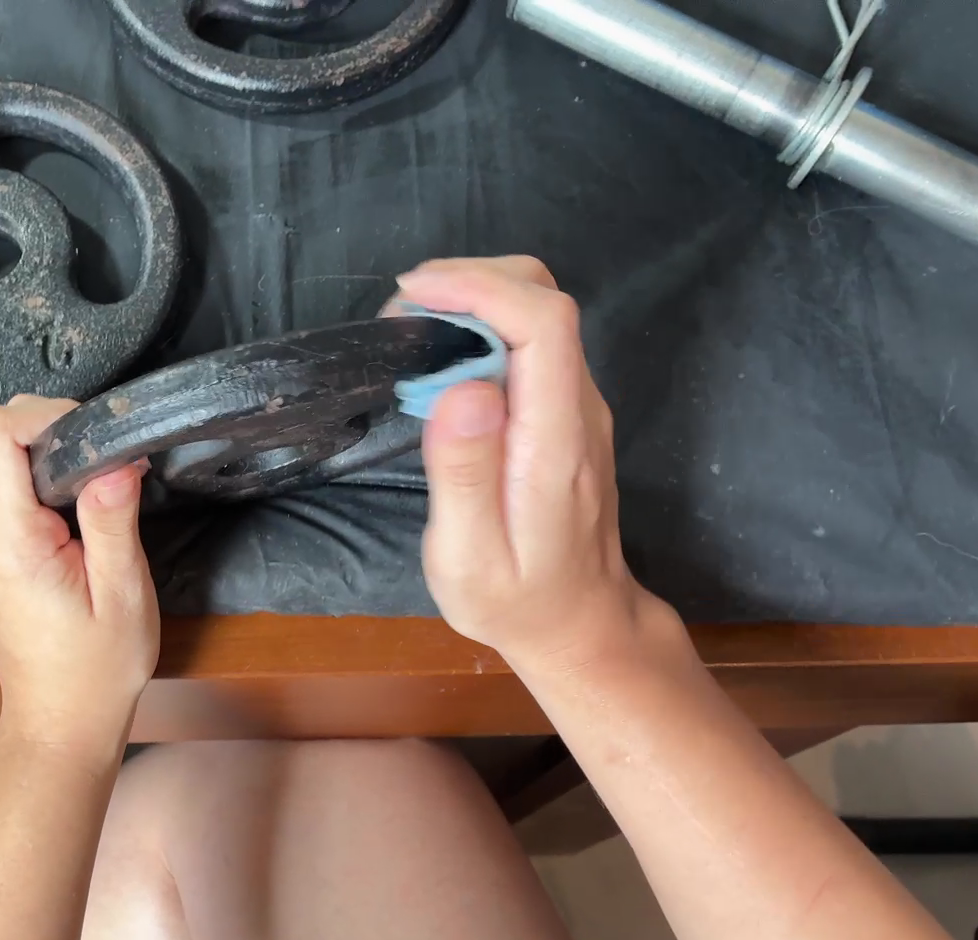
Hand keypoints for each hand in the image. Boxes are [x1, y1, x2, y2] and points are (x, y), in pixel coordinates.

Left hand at [0, 396, 159, 759]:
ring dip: (56, 458)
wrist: (59, 719)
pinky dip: (47, 480)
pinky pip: (11, 486)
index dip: (48, 415)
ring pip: (6, 458)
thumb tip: (116, 456)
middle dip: (59, 433)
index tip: (99, 438)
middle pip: (1, 439)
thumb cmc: (96, 668)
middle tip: (113, 466)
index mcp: (8, 538)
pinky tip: (83, 511)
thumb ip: (112, 520)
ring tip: (104, 492)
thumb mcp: (122, 594)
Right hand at [394, 257, 672, 673]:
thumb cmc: (513, 599)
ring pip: (538, 315)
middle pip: (545, 300)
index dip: (478, 289)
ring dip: (472, 300)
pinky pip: (528, 345)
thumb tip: (462, 388)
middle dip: (471, 281)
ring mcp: (576, 408)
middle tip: (400, 310)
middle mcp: (577, 408)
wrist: (578, 622)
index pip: (542, 323)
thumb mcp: (470, 555)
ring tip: (407, 329)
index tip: (413, 292)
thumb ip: (466, 474)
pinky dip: (479, 329)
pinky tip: (436, 360)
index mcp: (555, 438)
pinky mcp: (562, 415)